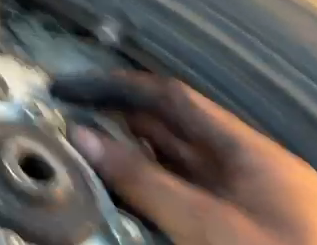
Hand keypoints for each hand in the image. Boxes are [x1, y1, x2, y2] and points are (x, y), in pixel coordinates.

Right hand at [51, 72, 316, 244]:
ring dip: (121, 155)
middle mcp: (249, 172)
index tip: (65, 89)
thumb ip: (140, 179)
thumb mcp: (205, 225)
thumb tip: (78, 134)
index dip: (116, 86)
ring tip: (74, 150)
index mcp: (256, 156)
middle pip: (168, 130)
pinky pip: (174, 194)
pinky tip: (106, 186)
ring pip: (167, 163)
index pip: (173, 99)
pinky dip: (138, 185)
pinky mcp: (230, 232)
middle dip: (113, 122)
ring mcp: (243, 205)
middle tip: (60, 120)